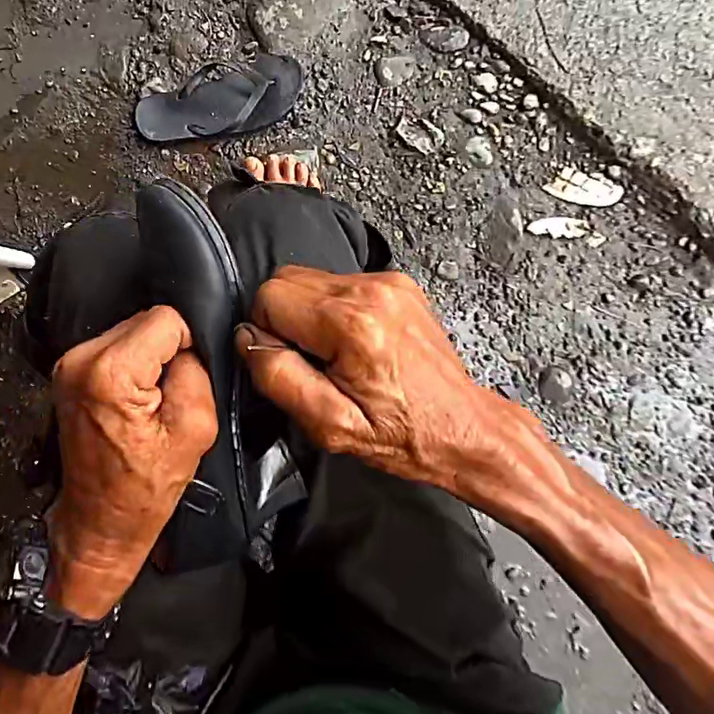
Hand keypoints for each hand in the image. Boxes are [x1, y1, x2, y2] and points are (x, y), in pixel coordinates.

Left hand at [48, 306, 216, 617]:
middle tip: (163, 400)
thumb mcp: (196, 429)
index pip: (166, 317)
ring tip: (145, 406)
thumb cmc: (139, 491)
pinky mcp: (68, 373)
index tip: (181, 378)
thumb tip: (188, 344)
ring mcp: (68, 366)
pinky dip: (130, 368)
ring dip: (147, 361)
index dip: (187, 344)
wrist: (101, 520)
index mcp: (110, 372)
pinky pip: (115, 349)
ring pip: (130, 332)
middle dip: (164, 353)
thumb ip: (196, 370)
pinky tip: (131, 404)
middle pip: (145, 321)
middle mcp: (80, 361)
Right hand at [236, 267, 562, 509]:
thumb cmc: (406, 434)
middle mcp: (372, 291)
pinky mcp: (395, 283)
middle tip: (309, 359)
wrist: (464, 428)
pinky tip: (349, 343)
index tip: (289, 361)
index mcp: (352, 325)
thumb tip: (248, 341)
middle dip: (281, 319)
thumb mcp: (329, 425)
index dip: (265, 332)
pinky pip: (334, 282)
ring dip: (305, 314)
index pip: (268, 296)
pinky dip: (328, 309)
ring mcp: (387, 283)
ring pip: (307, 278)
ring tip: (333, 354)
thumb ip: (278, 377)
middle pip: (284, 279)